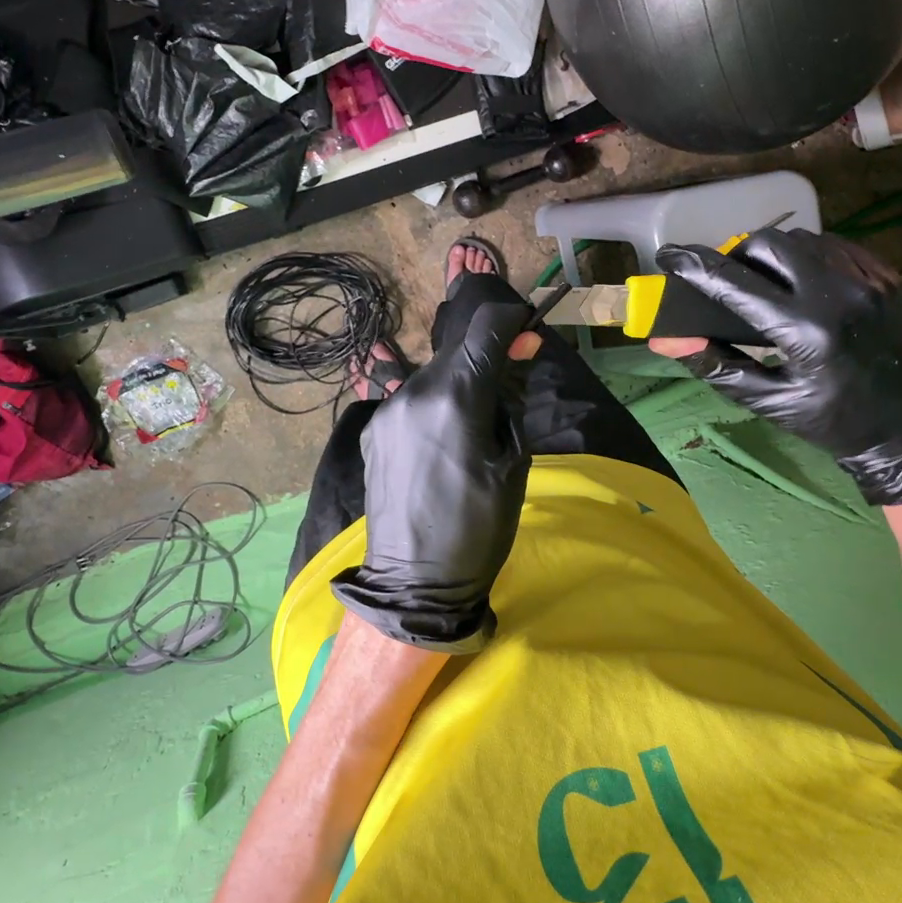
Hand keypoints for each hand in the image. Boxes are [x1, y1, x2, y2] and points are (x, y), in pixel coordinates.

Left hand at [329, 303, 541, 651]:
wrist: (414, 582)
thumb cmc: (478, 527)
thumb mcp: (512, 462)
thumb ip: (509, 398)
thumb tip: (516, 352)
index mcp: (453, 397)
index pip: (485, 326)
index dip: (513, 319)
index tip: (530, 332)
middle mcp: (412, 393)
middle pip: (456, 350)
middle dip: (487, 354)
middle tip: (513, 380)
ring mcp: (385, 412)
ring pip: (432, 375)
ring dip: (459, 382)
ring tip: (474, 426)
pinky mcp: (371, 432)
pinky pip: (410, 401)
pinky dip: (434, 405)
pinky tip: (443, 440)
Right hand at [652, 229, 901, 504]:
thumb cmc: (832, 422)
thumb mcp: (768, 401)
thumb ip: (716, 364)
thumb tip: (665, 339)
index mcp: (805, 332)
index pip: (735, 283)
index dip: (694, 266)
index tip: (668, 257)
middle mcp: (837, 294)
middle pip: (768, 244)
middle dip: (738, 256)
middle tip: (728, 281)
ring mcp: (866, 279)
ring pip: (801, 239)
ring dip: (772, 255)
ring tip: (766, 284)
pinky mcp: (885, 274)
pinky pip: (833, 246)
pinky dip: (807, 258)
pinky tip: (802, 284)